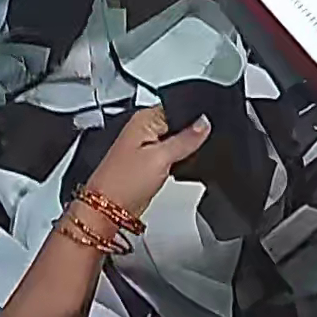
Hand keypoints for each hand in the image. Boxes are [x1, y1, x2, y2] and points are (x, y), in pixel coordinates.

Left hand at [82, 106, 210, 217]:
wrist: (109, 209)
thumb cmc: (123, 181)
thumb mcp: (161, 157)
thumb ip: (185, 139)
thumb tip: (204, 123)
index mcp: (144, 119)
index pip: (178, 107)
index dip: (195, 116)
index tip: (207, 128)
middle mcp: (144, 129)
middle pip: (179, 123)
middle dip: (191, 134)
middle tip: (193, 149)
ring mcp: (146, 146)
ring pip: (177, 140)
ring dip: (185, 149)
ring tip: (181, 161)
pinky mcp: (150, 162)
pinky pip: (172, 155)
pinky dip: (179, 160)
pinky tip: (179, 168)